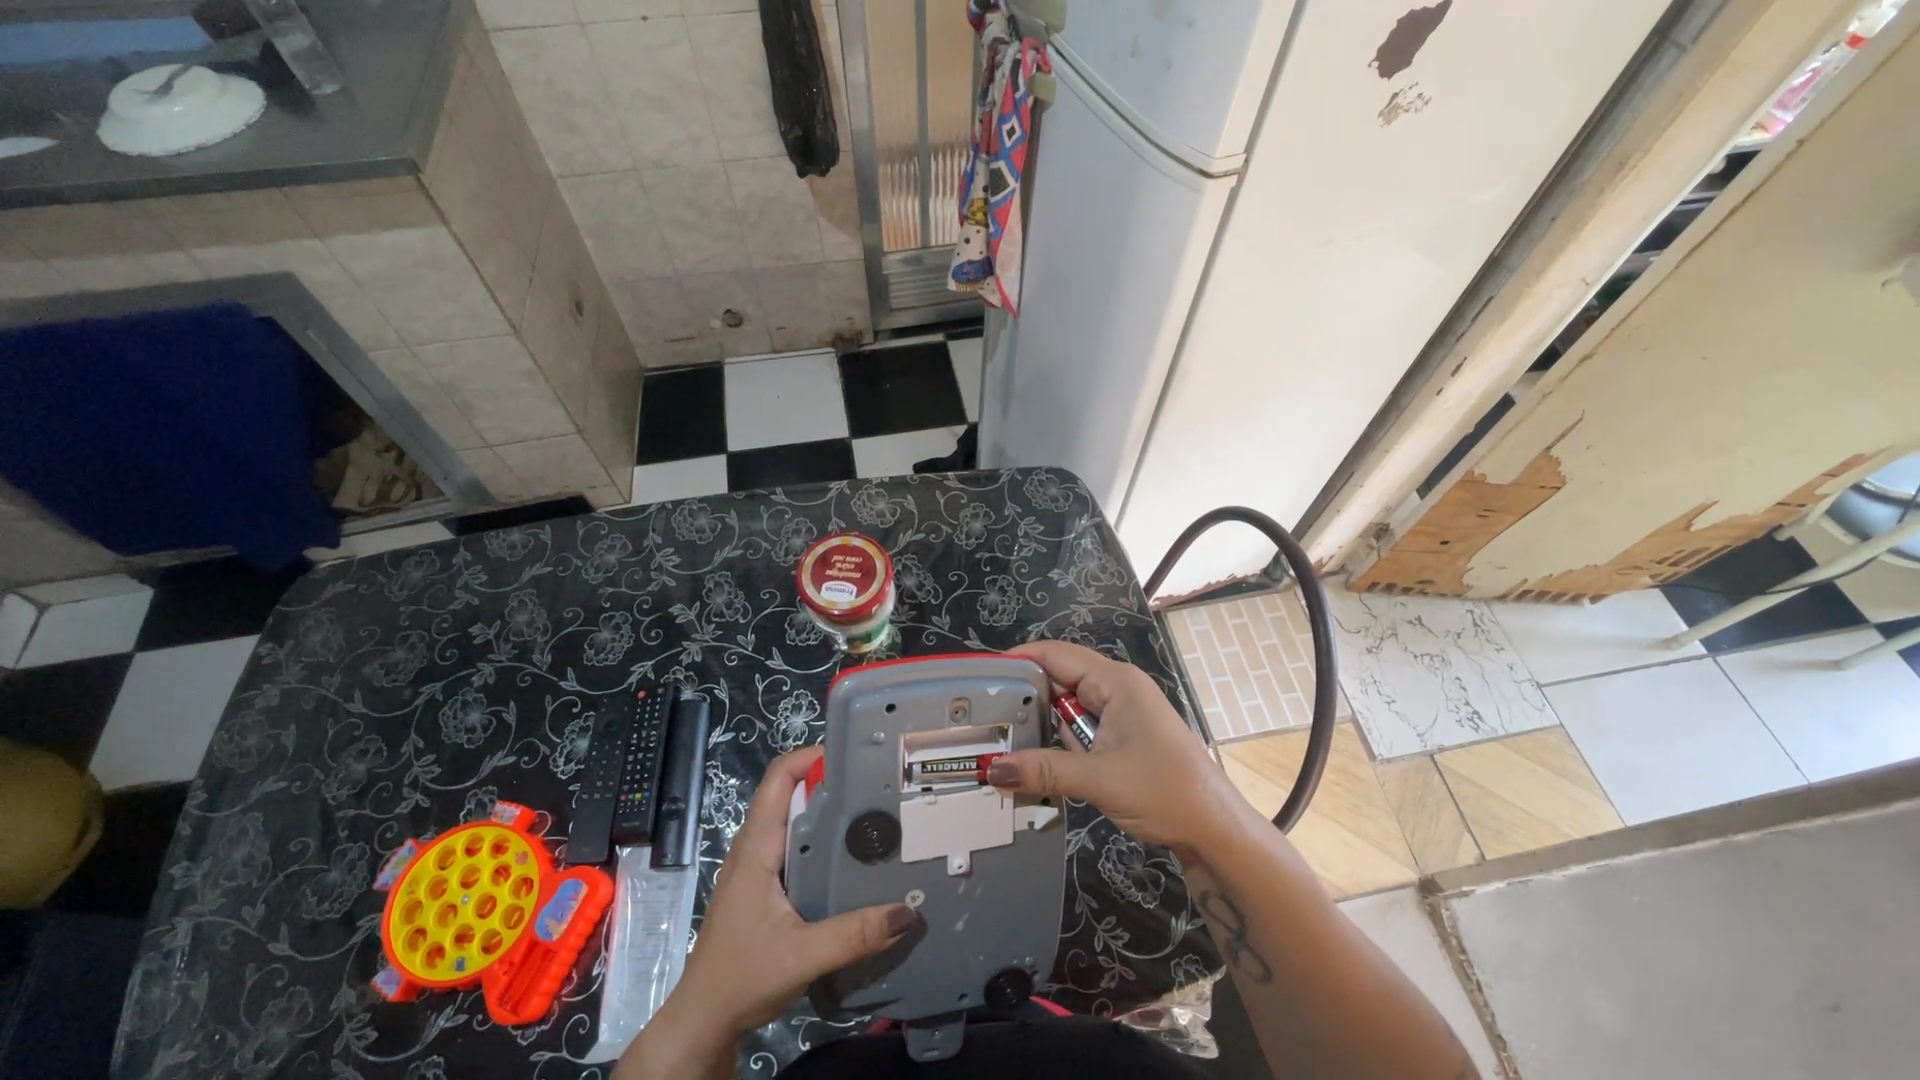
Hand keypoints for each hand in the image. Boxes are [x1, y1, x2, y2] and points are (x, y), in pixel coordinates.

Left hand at [665, 747, 915, 1036]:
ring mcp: (758, 869)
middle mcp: (755, 849)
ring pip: (794, 823)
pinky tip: (853, 858)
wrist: (705, 1017)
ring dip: (828, 812)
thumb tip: (909, 912)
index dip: (810, 756)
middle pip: (790, 795)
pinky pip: (796, 848)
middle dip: (830, 781)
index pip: (778, 779)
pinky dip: (823, 841)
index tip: (855, 755)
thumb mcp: (802, 956)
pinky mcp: (766, 889)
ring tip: (875, 813)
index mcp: (756, 849)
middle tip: (879, 784)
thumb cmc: (742, 977)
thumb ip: (855, 934)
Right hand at [987, 641, 1255, 853]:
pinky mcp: (1123, 740)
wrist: (1216, 829)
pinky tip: (1031, 761)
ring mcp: (1122, 715)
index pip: (1056, 654)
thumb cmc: (1164, 791)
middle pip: (1059, 679)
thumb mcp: (1099, 780)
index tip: (978, 678)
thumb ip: (1043, 770)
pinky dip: (1057, 744)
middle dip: (1022, 696)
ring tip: (995, 739)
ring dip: (1039, 724)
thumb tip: (989, 769)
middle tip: (979, 715)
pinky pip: (1080, 731)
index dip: (1017, 660)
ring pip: (1068, 708)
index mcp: (1116, 681)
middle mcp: (1118, 689)